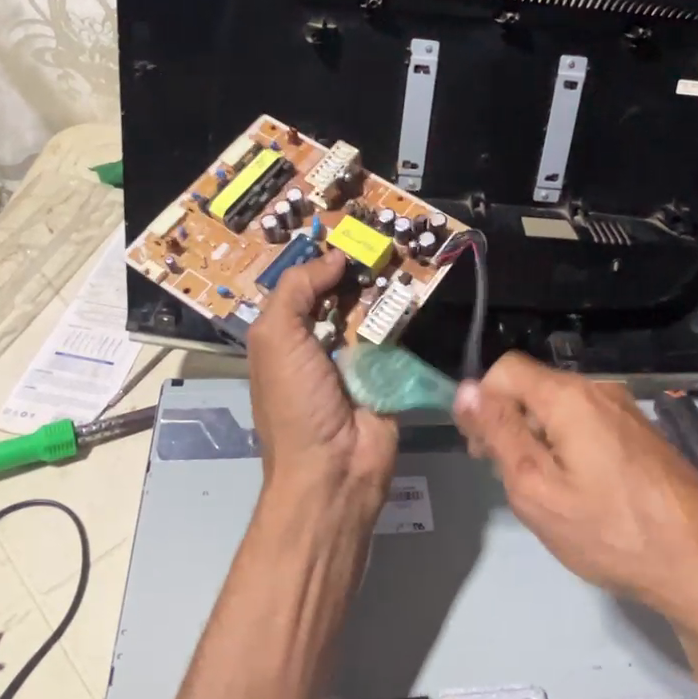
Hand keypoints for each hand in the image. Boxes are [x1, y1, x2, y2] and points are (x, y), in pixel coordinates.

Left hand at [246, 250, 396, 510]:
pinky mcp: (392, 373)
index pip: (300, 287)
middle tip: (380, 236)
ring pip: (371, 310)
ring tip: (404, 249)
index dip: (317, 260)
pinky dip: (407, 313)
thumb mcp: (276, 338)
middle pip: (338, 295)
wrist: (336, 468)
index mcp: (284, 337)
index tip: (344, 230)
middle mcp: (319, 344)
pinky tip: (421, 283)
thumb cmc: (295, 402)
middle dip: (356, 268)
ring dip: (385, 285)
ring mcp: (357, 358)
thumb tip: (334, 258)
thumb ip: (296, 290)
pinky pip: (399, 335)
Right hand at [453, 352, 697, 621]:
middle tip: (507, 479)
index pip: (506, 369)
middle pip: (535, 388)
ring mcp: (627, 411)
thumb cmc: (612, 531)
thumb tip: (467, 389)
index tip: (479, 451)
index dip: (482, 402)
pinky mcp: (643, 434)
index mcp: (570, 396)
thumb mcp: (538, 489)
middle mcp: (600, 391)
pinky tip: (579, 492)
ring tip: (544, 493)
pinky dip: (568, 446)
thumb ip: (500, 434)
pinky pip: (588, 425)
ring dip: (538, 438)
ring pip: (561, 409)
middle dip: (509, 423)